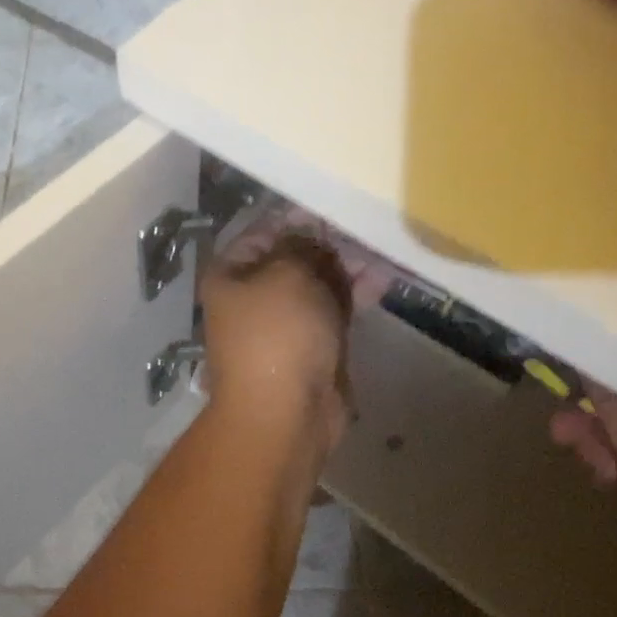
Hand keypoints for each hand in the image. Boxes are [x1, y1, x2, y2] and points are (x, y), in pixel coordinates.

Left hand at [199, 211, 392, 448]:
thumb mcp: (288, 275)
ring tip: (384, 245)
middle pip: (294, 257)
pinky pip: (335, 309)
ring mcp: (285, 322)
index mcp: (231, 274)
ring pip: (319, 283)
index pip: (263, 231)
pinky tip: (386, 276)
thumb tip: (315, 241)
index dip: (297, 215)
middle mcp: (253, 295)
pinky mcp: (314, 345)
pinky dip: (357, 293)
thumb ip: (304, 248)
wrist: (285, 414)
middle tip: (367, 223)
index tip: (335, 202)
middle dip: (330, 241)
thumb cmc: (277, 334)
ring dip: (349, 266)